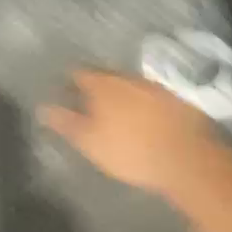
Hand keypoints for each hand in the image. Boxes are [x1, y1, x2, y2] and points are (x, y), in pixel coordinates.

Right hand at [40, 70, 225, 193]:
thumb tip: (42, 107)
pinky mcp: (177, 99)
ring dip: (121, 95)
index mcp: (103, 84)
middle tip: (88, 104)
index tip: (63, 92)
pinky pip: (151, 97)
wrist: (188, 159)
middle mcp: (128, 77)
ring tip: (117, 114)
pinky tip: (145, 120)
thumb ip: (66, 123)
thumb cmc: (131, 151)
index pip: (78, 72)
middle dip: (95, 87)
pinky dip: (143, 104)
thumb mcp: (90, 142)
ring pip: (130, 85)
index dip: (68, 81)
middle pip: (105, 75)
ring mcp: (155, 86)